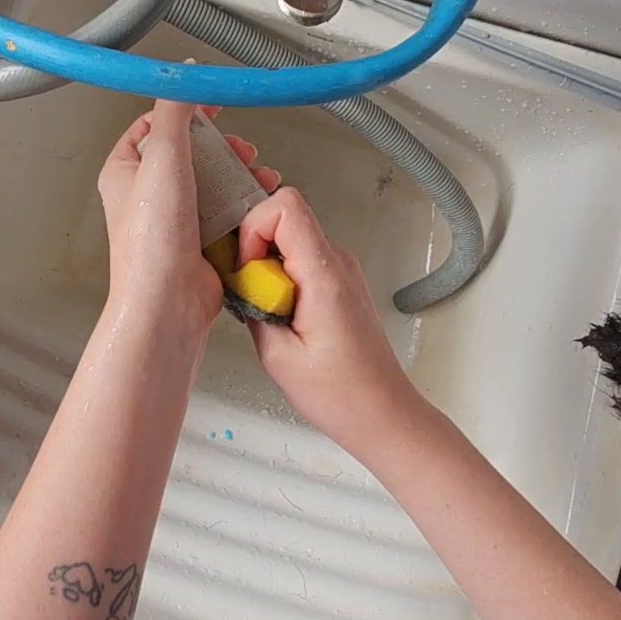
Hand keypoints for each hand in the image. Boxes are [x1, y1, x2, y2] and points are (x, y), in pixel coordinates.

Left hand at [98, 100, 275, 327]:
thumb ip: (175, 111)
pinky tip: (259, 199)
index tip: (211, 103)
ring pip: (213, 181)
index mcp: (125, 171)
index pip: (154, 126)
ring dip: (239, 173)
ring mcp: (174, 218)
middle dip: (222, 146)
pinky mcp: (199, 240)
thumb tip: (184, 74)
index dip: (184, 112)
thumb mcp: (163, 158)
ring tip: (257, 173)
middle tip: (239, 147)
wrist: (168, 301)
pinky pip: (226, 210)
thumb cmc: (151, 242)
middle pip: (191, 152)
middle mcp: (147, 194)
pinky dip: (245, 202)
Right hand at [237, 188, 428, 451]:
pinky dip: (282, 278)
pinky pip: (301, 260)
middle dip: (255, 249)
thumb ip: (251, 308)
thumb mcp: (277, 355)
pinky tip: (282, 316)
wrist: (383, 413)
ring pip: (291, 240)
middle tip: (251, 294)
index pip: (286, 207)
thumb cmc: (340, 394)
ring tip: (268, 312)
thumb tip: (237, 282)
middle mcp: (338, 262)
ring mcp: (342, 270)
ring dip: (268, 267)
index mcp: (324, 275)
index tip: (245, 266)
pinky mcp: (340, 282)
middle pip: (285, 219)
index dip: (253, 227)